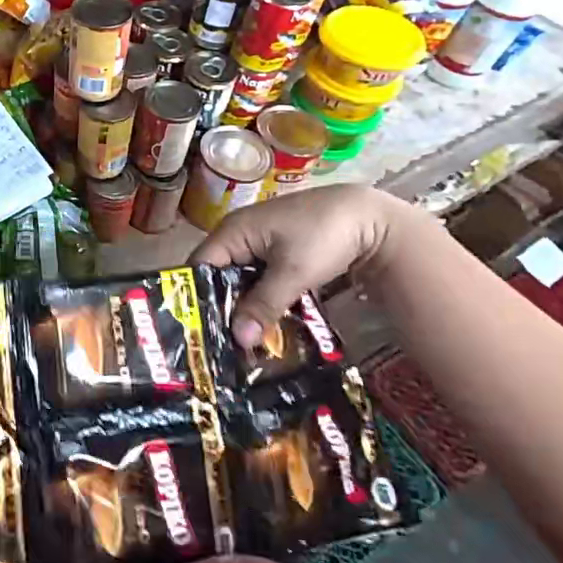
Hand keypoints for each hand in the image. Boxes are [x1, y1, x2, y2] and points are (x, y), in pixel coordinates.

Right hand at [190, 184, 420, 350]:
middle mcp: (239, 235)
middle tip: (218, 345)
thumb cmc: (323, 236)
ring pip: (238, 279)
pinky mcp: (277, 252)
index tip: (195, 332)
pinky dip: (258, 299)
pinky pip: (257, 278)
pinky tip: (263, 324)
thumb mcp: (293, 273)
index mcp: (233, 231)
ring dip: (241, 306)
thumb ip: (263, 304)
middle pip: (216, 274)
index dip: (194, 297)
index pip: (199, 266)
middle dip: (218, 307)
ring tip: (239, 342)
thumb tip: (237, 339)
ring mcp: (259, 242)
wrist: (368, 217)